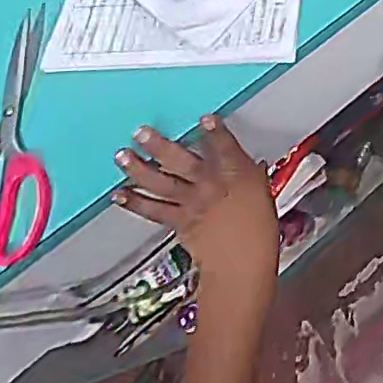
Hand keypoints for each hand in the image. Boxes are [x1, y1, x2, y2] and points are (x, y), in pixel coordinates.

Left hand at [114, 115, 277, 311]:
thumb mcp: (262, 193)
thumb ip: (251, 176)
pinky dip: (135, 202)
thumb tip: (251, 166)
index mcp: (236, 173)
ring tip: (122, 156)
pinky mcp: (179, 221)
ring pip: (161, 181)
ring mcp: (191, 202)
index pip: (223, 144)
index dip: (214, 129)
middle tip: (141, 132)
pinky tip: (120, 194)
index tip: (205, 118)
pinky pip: (153, 210)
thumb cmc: (259, 231)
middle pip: (180, 159)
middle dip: (158, 144)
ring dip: (138, 168)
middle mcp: (210, 183)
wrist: (243, 264)